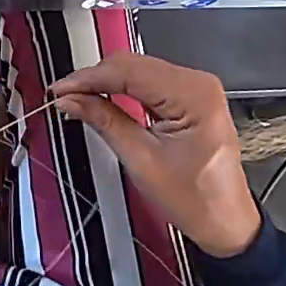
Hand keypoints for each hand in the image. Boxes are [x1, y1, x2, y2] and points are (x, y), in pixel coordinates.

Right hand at [50, 53, 260, 257]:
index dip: (87, 79)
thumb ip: (103, 120)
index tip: (60, 90)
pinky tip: (100, 97)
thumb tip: (70, 99)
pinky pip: (144, 78)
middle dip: (93, 78)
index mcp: (194, 97)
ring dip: (103, 81)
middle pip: (130, 64)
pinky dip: (118, 86)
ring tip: (77, 98)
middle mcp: (198, 84)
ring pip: (134, 68)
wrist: (226, 221)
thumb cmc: (195, 199)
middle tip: (65, 96)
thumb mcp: (140, 160)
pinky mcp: (188, 94)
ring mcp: (194, 87)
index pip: (127, 73)